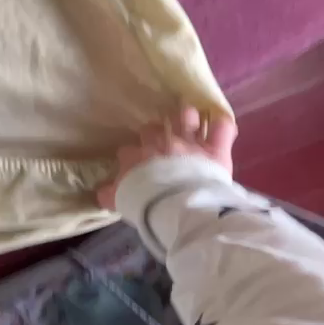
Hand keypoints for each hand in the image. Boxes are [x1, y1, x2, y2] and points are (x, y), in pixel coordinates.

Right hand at [96, 105, 235, 210]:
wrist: (178, 205)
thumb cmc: (146, 202)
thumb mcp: (119, 199)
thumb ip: (109, 192)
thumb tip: (101, 190)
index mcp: (135, 156)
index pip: (127, 150)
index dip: (130, 156)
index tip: (133, 165)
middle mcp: (160, 144)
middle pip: (153, 128)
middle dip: (155, 131)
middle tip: (159, 140)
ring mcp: (189, 143)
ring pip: (186, 118)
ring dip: (186, 118)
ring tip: (188, 121)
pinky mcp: (215, 149)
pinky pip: (222, 128)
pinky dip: (221, 125)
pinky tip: (219, 124)